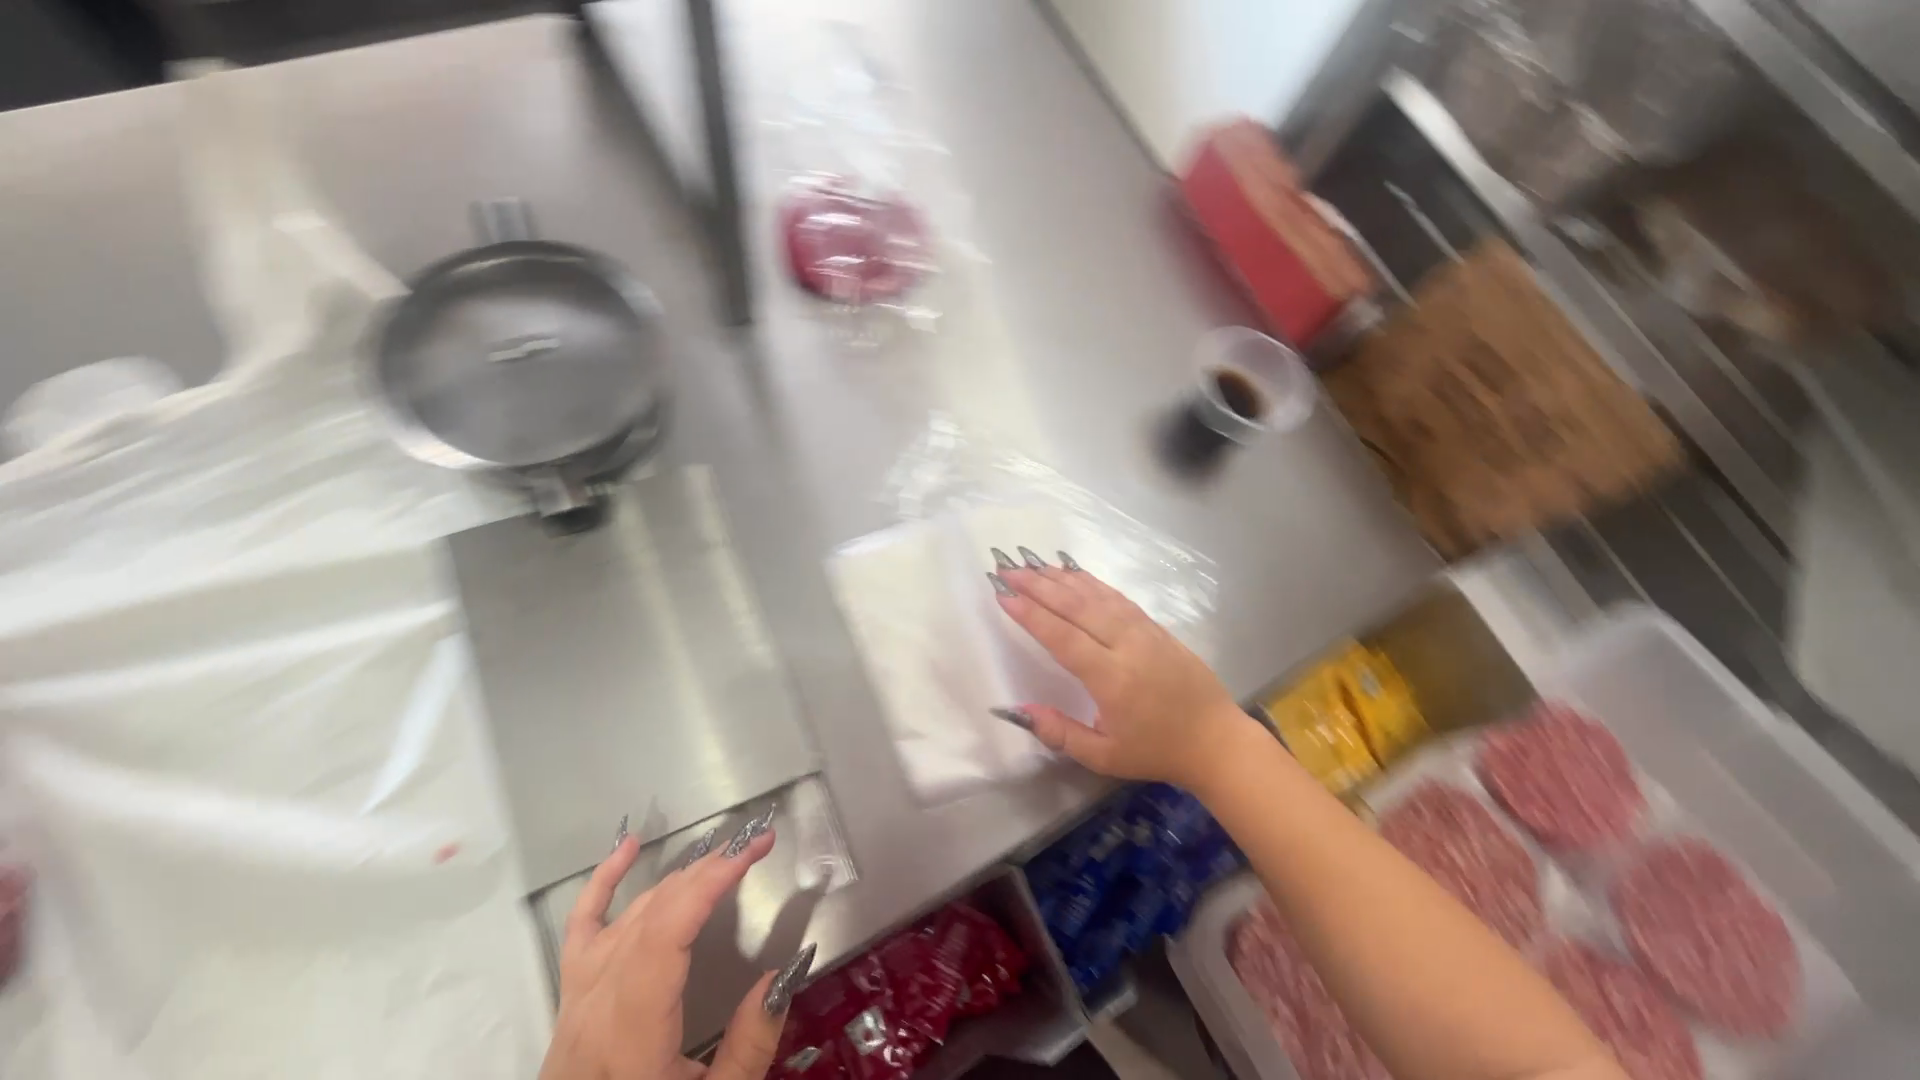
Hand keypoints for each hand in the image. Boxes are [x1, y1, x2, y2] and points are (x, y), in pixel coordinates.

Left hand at [539, 819, 814, 1079]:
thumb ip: (748, 1046)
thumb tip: (780, 976)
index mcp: (632, 1027)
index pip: (668, 930)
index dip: (710, 882)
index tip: (752, 852)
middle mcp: (599, 1000)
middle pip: (654, 913)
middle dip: (708, 870)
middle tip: (756, 846)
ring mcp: (578, 994)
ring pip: (629, 915)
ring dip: (678, 879)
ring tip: (722, 856)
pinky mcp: (570, 996)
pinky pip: (581, 926)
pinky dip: (603, 882)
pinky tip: (626, 848)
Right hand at [989, 552, 1258, 790]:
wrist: (1216, 741)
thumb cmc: (1156, 751)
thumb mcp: (1103, 756)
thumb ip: (1059, 732)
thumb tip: (1016, 710)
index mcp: (1112, 679)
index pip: (1063, 638)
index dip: (1031, 614)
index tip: (1004, 596)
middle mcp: (1128, 647)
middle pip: (1077, 607)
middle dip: (1039, 586)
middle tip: (1007, 570)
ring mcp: (1146, 633)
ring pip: (1098, 596)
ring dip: (1062, 579)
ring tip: (1032, 565)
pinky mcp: (1158, 628)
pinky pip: (1118, 598)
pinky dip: (1092, 583)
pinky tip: (1074, 574)